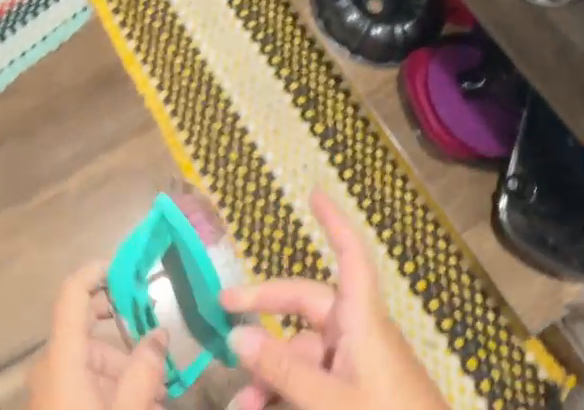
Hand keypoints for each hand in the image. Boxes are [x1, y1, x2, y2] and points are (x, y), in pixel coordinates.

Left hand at [28, 261, 169, 409]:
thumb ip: (144, 371)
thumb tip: (159, 333)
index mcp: (61, 356)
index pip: (73, 293)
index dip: (96, 272)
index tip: (127, 268)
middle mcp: (50, 363)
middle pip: (88, 329)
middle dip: (127, 335)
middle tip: (159, 343)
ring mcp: (49, 386)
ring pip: (91, 360)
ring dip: (125, 371)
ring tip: (159, 396)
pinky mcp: (54, 404)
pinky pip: (84, 382)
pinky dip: (111, 387)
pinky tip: (141, 404)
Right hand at [219, 192, 446, 409]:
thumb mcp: (329, 402)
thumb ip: (282, 369)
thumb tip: (236, 335)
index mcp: (361, 320)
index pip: (350, 257)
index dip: (334, 224)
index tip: (314, 194)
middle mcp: (358, 334)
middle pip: (305, 306)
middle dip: (262, 317)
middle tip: (222, 317)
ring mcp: (358, 366)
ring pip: (302, 354)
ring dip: (269, 375)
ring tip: (243, 406)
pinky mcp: (358, 395)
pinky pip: (313, 383)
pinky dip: (285, 394)